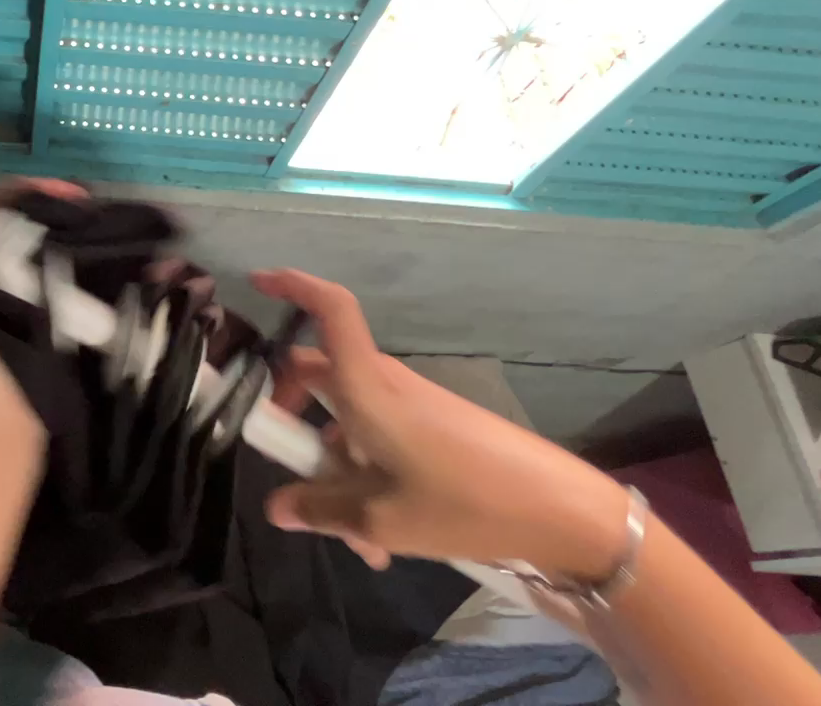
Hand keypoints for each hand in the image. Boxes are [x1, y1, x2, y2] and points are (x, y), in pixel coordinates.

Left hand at [0, 174, 77, 441]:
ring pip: (31, 246)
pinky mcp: (38, 319)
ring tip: (90, 215)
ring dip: (56, 227)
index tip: (37, 190)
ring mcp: (7, 298)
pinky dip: (69, 257)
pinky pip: (51, 274)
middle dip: (37, 206)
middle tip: (78, 199)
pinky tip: (94, 247)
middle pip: (4, 225)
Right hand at [254, 269, 629, 579]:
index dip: (293, 286)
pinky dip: (369, 478)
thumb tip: (276, 509)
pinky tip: (386, 538)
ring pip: (348, 421)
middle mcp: (383, 382)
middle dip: (295, 417)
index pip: (330, 309)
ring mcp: (410, 403)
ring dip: (339, 470)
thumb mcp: (380, 520)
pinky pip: (379, 439)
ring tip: (357, 539)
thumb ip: (319, 510)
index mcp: (365, 387)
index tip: (256, 281)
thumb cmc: (462, 503)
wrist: (564, 515)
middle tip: (289, 465)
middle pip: (319, 375)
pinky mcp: (432, 425)